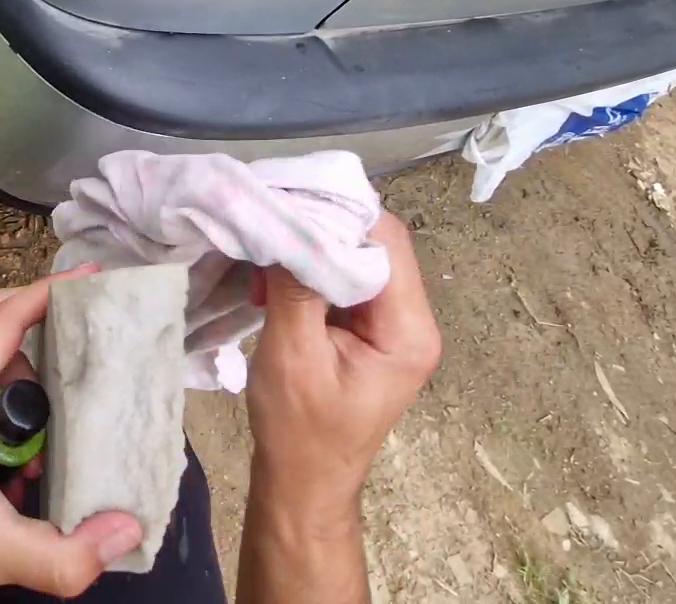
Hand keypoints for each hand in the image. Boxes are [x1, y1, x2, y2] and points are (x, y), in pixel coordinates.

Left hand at [0, 271, 144, 603]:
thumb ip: (65, 556)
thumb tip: (126, 529)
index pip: (4, 319)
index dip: (49, 291)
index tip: (89, 279)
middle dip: (45, 313)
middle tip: (90, 321)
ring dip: (26, 370)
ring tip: (45, 432)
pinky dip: (6, 388)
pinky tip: (20, 447)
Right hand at [239, 211, 439, 602]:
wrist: (302, 479)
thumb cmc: (299, 427)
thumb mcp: (293, 353)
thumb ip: (297, 285)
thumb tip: (290, 220)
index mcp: (407, 328)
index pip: (386, 241)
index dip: (339, 212)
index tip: (287, 196)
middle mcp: (410, 319)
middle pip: (373, 243)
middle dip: (319, 225)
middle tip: (269, 216)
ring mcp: (389, 323)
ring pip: (354, 255)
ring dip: (308, 246)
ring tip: (265, 253)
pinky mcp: (366, 327)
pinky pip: (341, 276)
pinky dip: (306, 267)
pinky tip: (272, 276)